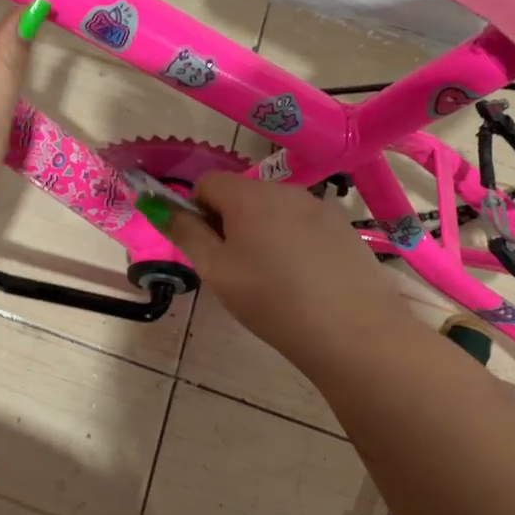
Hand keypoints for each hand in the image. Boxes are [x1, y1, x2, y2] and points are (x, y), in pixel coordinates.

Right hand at [158, 173, 409, 354]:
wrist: (354, 332)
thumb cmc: (271, 300)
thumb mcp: (216, 271)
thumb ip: (186, 233)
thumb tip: (160, 206)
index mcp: (249, 196)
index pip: (207, 183)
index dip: (197, 211)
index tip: (206, 248)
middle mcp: (286, 190)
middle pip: (242, 195)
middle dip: (230, 222)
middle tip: (235, 269)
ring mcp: (321, 207)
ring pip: (274, 211)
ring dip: (263, 233)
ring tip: (272, 279)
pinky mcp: (345, 228)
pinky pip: (304, 225)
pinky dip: (294, 244)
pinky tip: (304, 281)